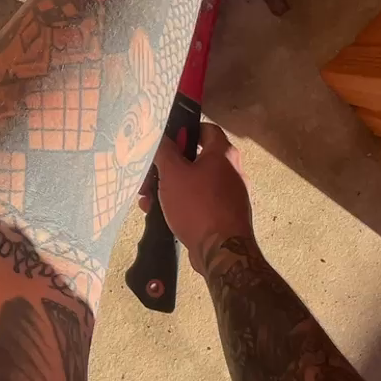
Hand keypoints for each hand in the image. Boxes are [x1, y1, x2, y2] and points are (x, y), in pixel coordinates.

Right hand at [141, 122, 254, 271]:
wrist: (221, 252)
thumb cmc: (198, 206)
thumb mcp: (173, 173)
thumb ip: (164, 150)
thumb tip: (160, 137)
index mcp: (223, 153)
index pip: (205, 128)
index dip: (184, 130)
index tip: (166, 139)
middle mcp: (231, 170)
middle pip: (194, 158)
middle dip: (167, 167)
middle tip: (150, 176)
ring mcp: (229, 195)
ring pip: (194, 182)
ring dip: (169, 187)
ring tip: (149, 199)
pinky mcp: (224, 215)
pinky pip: (199, 202)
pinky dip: (181, 204)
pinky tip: (160, 215)